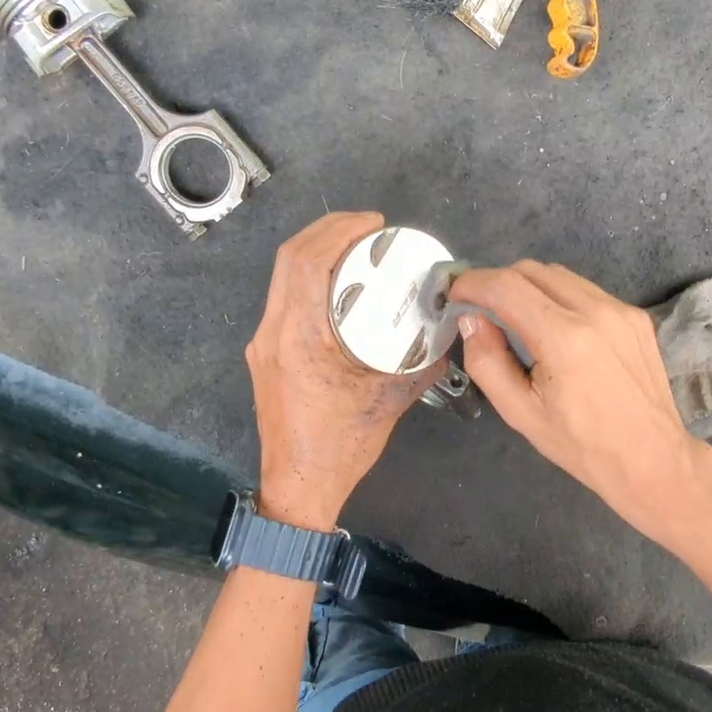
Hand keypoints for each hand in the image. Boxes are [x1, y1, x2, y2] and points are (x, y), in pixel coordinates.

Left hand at [246, 212, 442, 530]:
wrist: (297, 487)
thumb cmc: (340, 446)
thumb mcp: (388, 400)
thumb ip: (422, 365)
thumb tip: (449, 337)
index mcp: (298, 337)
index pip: (306, 262)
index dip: (338, 231)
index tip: (374, 224)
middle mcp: (271, 332)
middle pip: (288, 259)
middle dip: (327, 231)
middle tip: (367, 228)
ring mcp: (262, 342)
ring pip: (282, 277)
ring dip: (315, 252)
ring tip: (356, 249)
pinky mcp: (264, 353)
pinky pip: (283, 298)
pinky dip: (308, 277)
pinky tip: (340, 286)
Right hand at [451, 262, 711, 544]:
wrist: (652, 460)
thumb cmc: (581, 445)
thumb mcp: (520, 413)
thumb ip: (487, 362)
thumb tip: (471, 320)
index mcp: (564, 338)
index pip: (506, 286)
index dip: (473, 283)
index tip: (454, 294)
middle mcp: (594, 311)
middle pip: (531, 270)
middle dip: (498, 282)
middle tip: (479, 308)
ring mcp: (620, 309)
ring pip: (559, 275)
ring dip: (528, 286)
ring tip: (513, 317)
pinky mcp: (635, 316)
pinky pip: (585, 290)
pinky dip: (558, 297)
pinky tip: (553, 328)